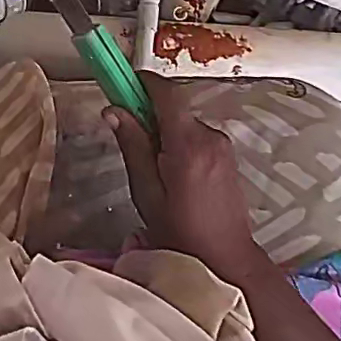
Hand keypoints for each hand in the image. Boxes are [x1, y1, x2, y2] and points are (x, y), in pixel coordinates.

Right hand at [104, 75, 272, 281]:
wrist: (226, 259)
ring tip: (154, 169)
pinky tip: (172, 174)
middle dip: (148, 116)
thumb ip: (131, 145)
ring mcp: (223, 145)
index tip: (121, 84)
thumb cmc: (179, 231)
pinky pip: (195, 135)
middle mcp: (210, 137)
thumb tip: (112, 110)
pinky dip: (178, 142)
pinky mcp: (227, 154)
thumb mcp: (145, 190)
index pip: (167, 93)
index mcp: (188, 144)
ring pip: (183, 122)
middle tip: (131, 143)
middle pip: (172, 108)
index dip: (142, 81)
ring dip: (163, 132)